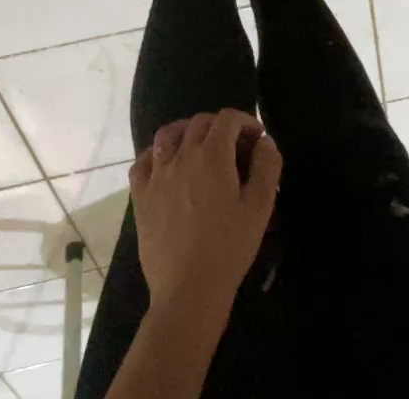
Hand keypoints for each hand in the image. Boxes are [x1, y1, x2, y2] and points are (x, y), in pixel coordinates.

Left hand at [129, 109, 281, 310]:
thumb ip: (267, 167)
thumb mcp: (260, 206)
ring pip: (167, 136)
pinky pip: (142, 163)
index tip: (257, 138)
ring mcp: (157, 177)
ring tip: (199, 147)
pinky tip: (168, 166)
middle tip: (235, 147)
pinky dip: (156, 155)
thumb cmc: (230, 247)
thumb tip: (265, 141)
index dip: (245, 121)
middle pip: (199, 123)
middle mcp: (182, 158)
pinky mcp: (141, 197)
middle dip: (220, 126)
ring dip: (186, 132)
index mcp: (213, 157)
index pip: (227, 119)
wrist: (189, 289)